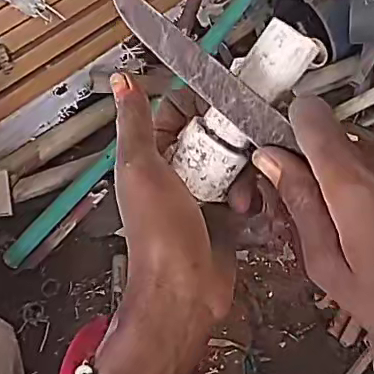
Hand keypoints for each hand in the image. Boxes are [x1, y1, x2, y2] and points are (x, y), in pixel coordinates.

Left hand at [104, 73, 234, 373]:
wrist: (185, 290)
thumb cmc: (158, 238)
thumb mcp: (141, 168)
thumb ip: (135, 122)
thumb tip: (121, 82)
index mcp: (149, 157)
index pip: (177, 111)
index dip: (200, 106)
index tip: (220, 107)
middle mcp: (176, 173)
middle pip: (212, 134)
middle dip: (228, 143)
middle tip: (232, 154)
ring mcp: (202, 194)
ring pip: (234, 160)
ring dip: (241, 174)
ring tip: (236, 194)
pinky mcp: (225, 214)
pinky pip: (247, 188)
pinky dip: (252, 194)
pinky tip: (247, 208)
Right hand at [253, 97, 373, 373]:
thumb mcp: (332, 270)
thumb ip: (298, 206)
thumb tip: (271, 162)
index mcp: (357, 183)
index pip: (309, 117)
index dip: (286, 135)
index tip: (278, 164)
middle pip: (331, 139)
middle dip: (312, 172)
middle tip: (310, 222)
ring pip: (358, 152)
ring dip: (344, 183)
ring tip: (353, 236)